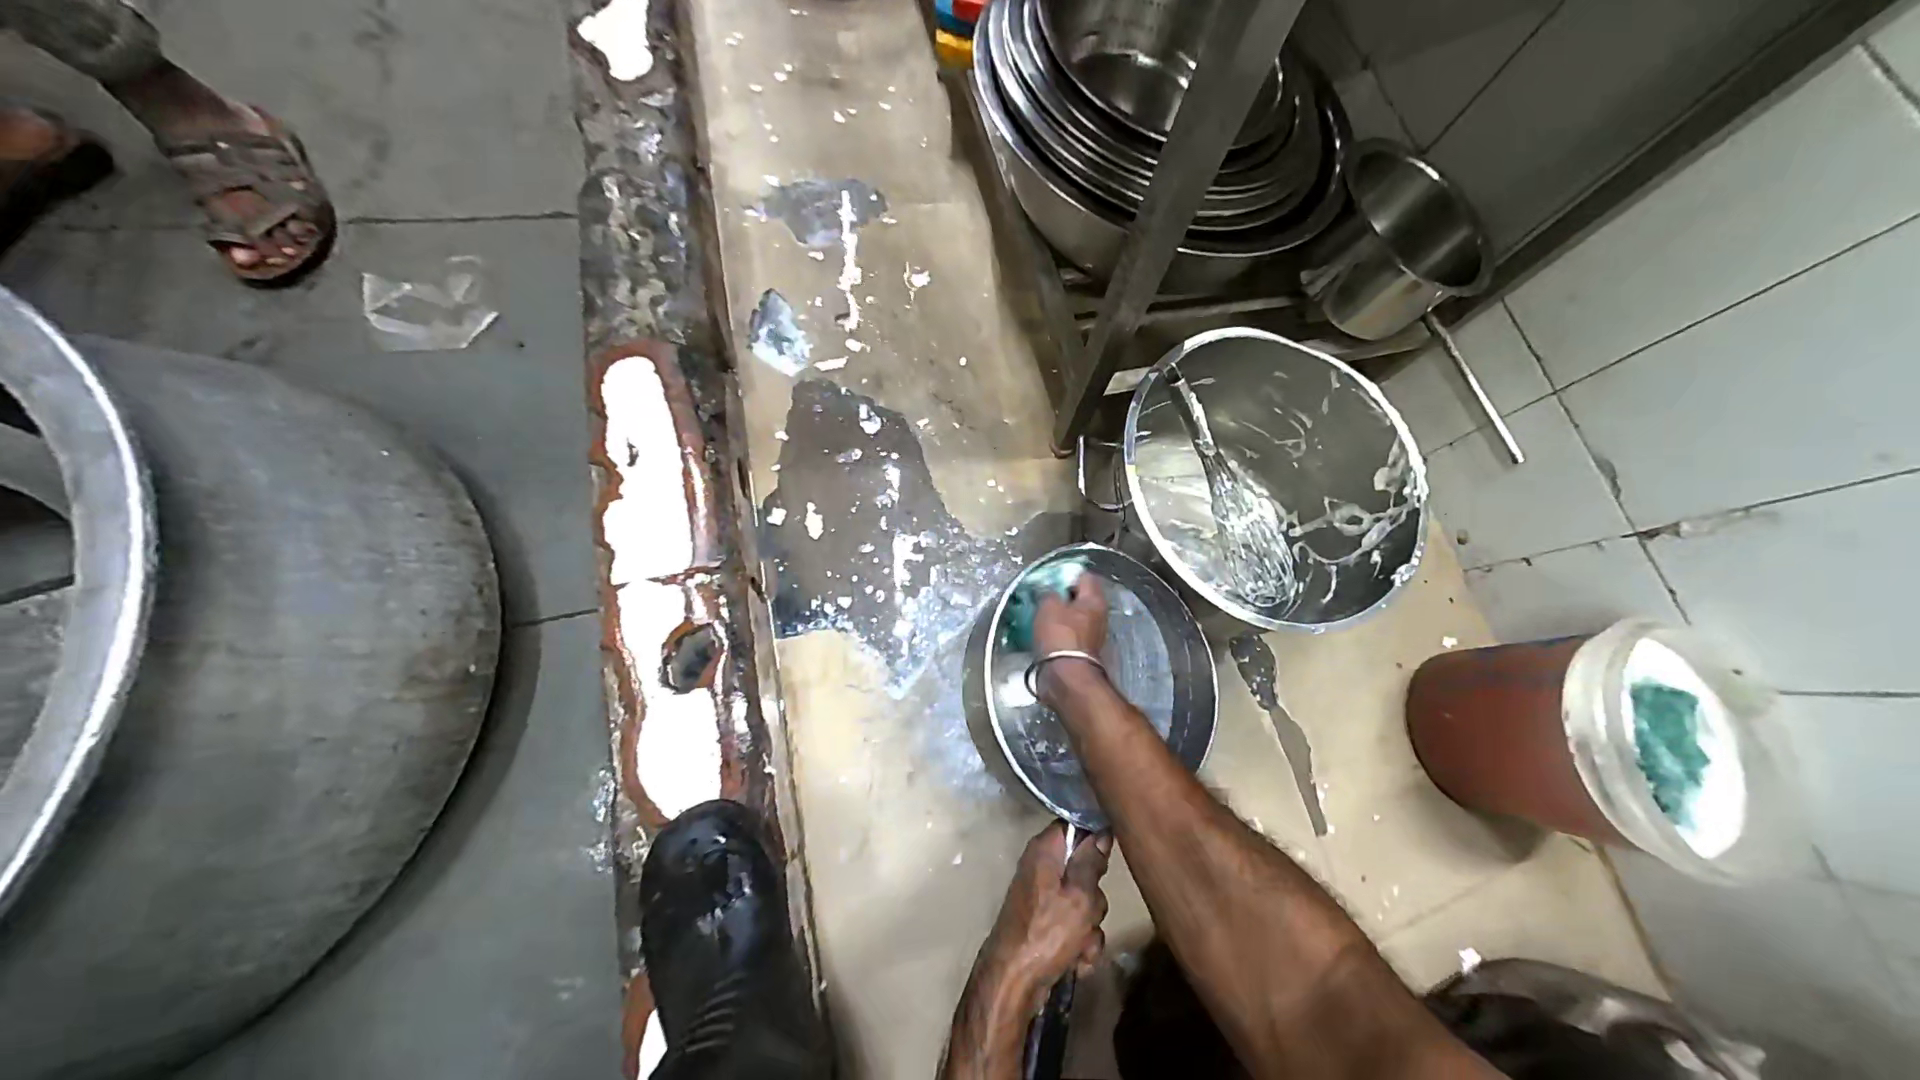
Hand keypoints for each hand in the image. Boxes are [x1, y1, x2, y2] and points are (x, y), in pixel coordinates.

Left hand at [976, 822, 1112, 1010]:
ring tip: (1080, 945)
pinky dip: (1080, 944)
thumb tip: (1100, 831)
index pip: (1074, 827)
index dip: (1094, 840)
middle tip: (1089, 912)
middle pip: (1084, 870)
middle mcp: (1042, 868)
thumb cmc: (1047, 931)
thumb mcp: (1079, 895)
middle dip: (1094, 898)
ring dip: (1089, 928)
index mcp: (1045, 850)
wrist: (1014, 980)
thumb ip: (1091, 862)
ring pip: (1083, 903)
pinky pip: (1074, 926)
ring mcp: (1043, 898)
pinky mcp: (1045, 924)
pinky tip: (1077, 961)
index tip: (1107, 860)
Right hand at [1033, 573, 1108, 702]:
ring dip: (1058, 615)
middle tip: (1041, 596)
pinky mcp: (1081, 651)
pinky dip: (1056, 631)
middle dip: (1060, 596)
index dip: (1065, 574)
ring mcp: (1092, 635)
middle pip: (1079, 597)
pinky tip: (1042, 632)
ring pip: (1073, 616)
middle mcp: (1099, 616)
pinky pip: (1068, 633)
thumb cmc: (1060, 635)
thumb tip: (1050, 591)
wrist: (1065, 676)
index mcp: (1095, 600)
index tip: (1048, 579)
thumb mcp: (1049, 605)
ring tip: (1038, 615)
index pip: (1084, 576)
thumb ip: (1049, 592)